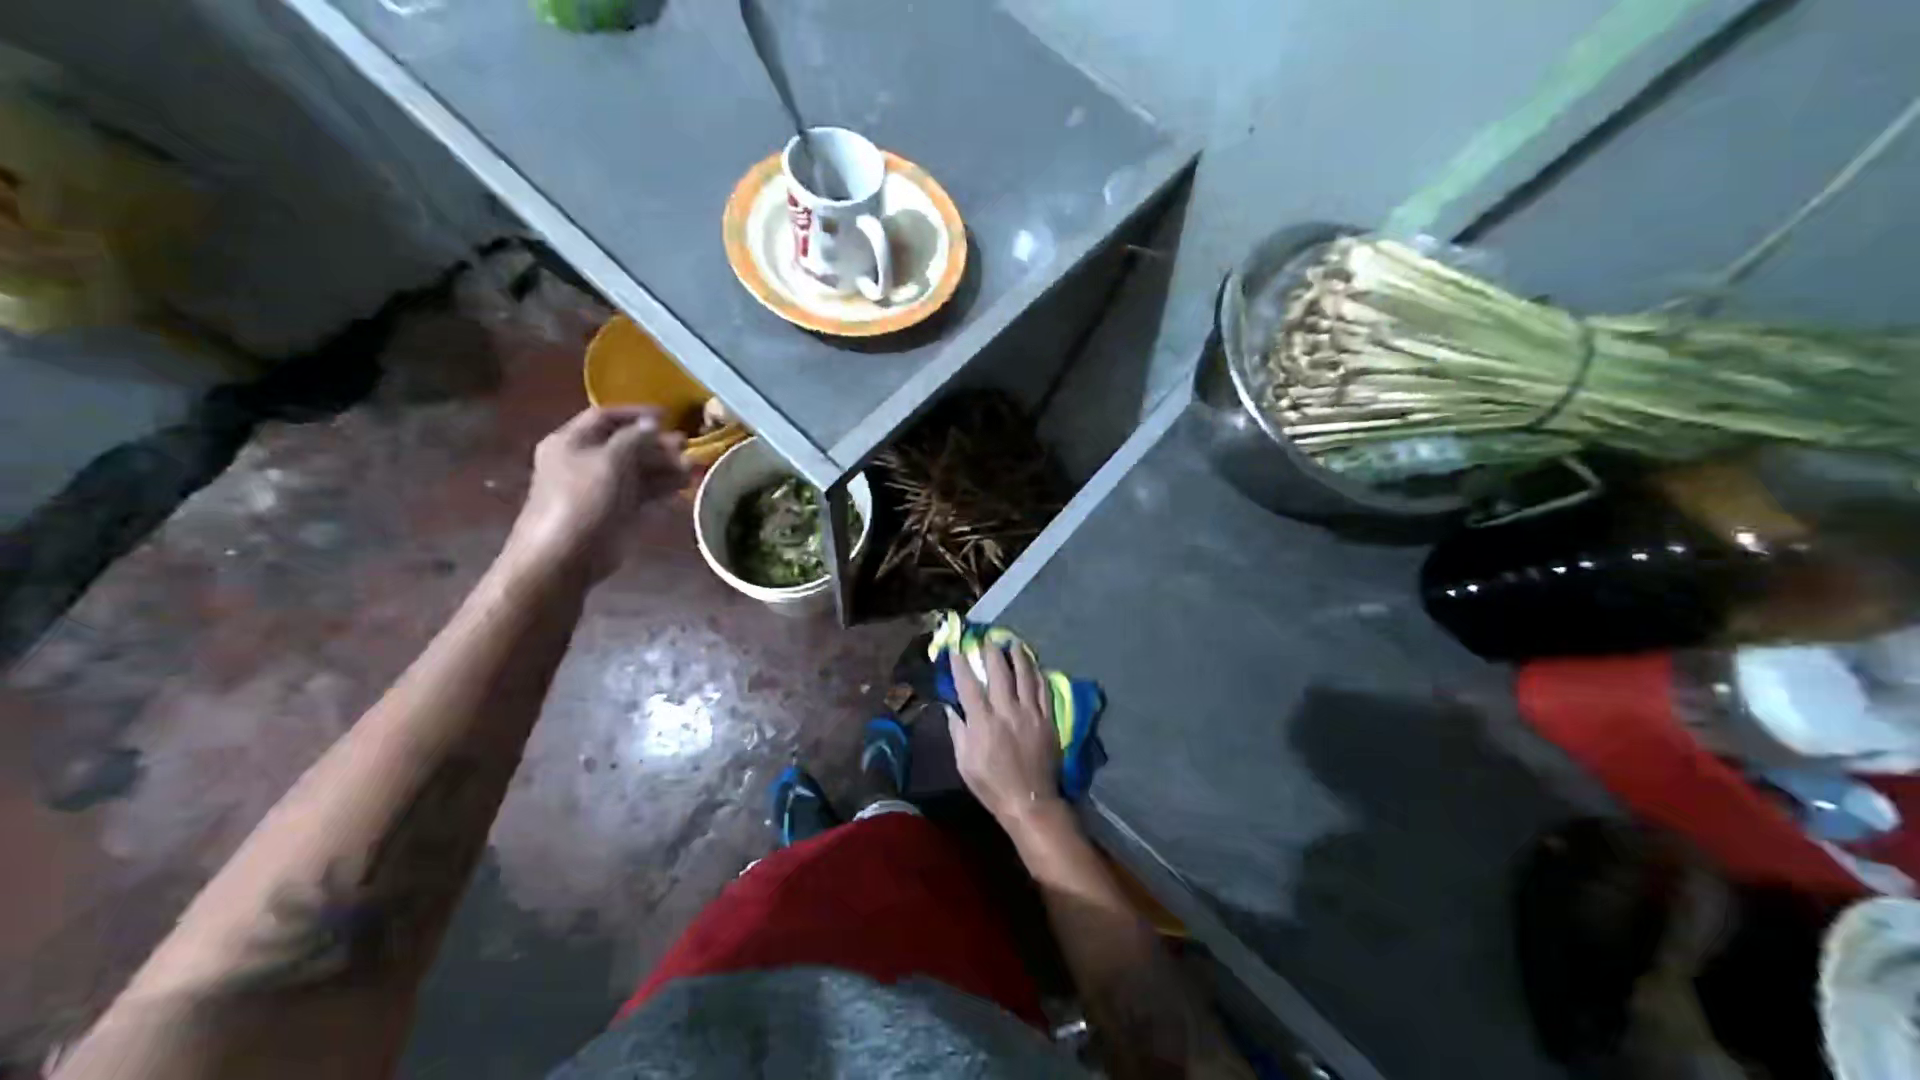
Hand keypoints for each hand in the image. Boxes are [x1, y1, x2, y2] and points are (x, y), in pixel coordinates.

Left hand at [504, 407, 686, 580]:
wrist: (566, 555)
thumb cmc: (582, 500)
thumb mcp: (609, 460)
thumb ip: (634, 438)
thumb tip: (652, 424)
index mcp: (572, 442)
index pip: (605, 417)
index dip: (636, 414)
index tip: (668, 416)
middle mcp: (586, 461)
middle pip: (626, 445)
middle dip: (657, 444)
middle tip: (686, 446)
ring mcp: (602, 488)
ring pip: (638, 470)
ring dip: (666, 467)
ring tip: (693, 468)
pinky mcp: (617, 512)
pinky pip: (643, 494)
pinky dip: (663, 489)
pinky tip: (685, 486)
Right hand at [948, 641, 1063, 827]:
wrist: (1030, 802)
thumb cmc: (991, 785)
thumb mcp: (964, 763)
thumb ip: (958, 732)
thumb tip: (952, 709)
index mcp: (982, 723)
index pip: (969, 686)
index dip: (962, 665)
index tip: (958, 650)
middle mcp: (1007, 712)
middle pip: (1000, 673)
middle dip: (992, 653)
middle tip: (988, 639)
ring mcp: (1030, 714)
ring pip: (1025, 676)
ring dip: (1018, 657)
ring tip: (1014, 643)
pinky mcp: (1048, 720)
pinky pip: (1043, 690)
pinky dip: (1038, 675)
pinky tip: (1035, 666)